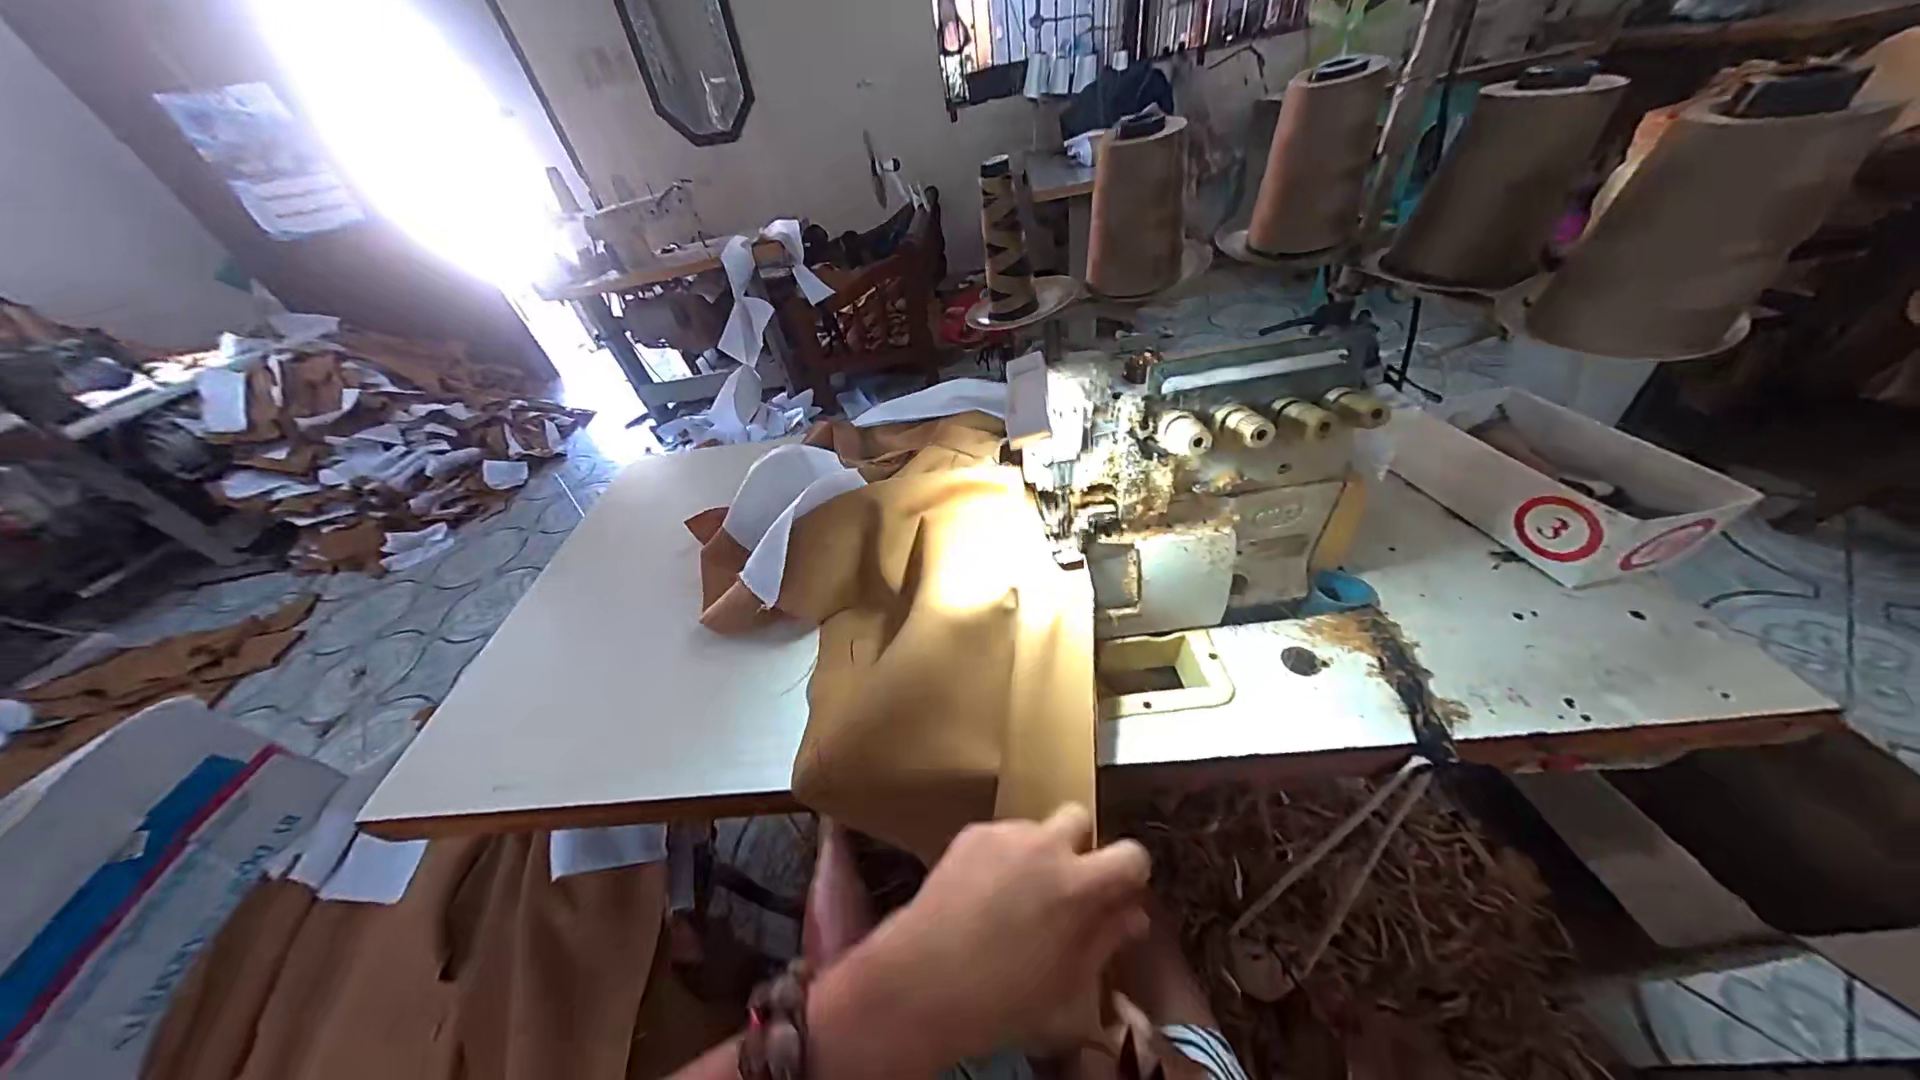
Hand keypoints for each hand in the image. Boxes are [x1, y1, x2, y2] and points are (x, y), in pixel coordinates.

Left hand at [808, 804, 1151, 1075]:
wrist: (922, 980)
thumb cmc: (1003, 996)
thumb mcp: (1068, 981)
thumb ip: (1106, 938)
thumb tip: (1132, 914)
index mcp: (1078, 884)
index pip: (1131, 853)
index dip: (1131, 872)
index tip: (1120, 891)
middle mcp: (1044, 844)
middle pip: (1079, 817)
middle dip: (1080, 844)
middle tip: (1065, 884)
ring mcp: (1004, 833)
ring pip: (1036, 827)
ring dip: (1038, 850)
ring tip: (1016, 894)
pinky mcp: (971, 833)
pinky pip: (1002, 835)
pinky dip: (1004, 855)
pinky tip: (984, 892)